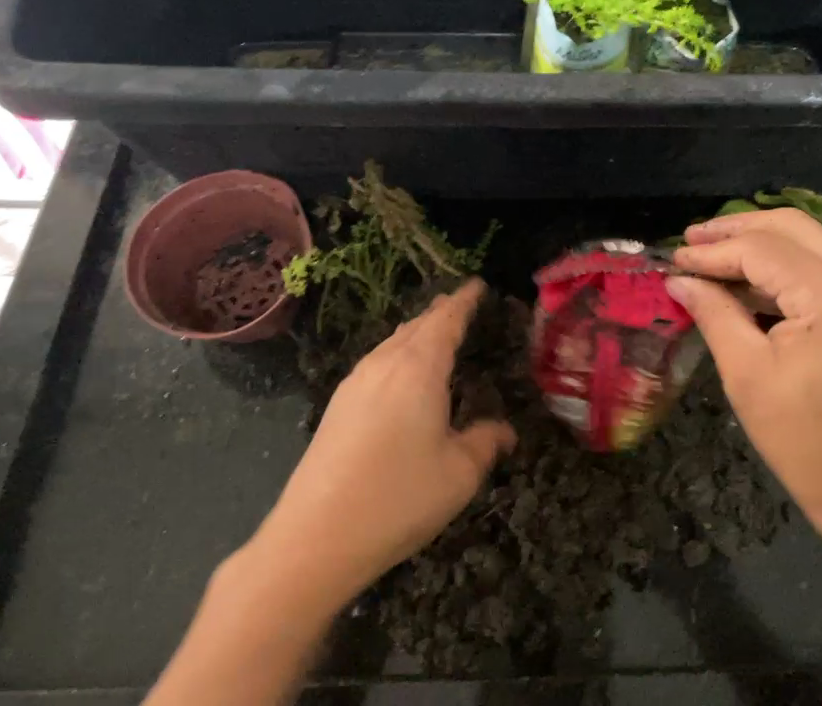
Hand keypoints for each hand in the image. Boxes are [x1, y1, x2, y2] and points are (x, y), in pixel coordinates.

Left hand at [252, 279, 514, 608]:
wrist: (316, 536)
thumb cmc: (399, 498)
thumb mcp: (458, 474)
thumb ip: (485, 443)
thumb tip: (505, 431)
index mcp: (419, 369)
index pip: (446, 321)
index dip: (464, 302)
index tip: (477, 285)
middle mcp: (384, 365)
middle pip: (416, 327)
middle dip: (440, 314)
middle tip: (461, 306)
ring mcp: (355, 384)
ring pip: (391, 344)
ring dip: (416, 334)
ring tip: (434, 335)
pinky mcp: (337, 407)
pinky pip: (376, 363)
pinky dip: (398, 355)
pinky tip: (401, 376)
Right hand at [666, 210, 821, 545]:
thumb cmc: (808, 444)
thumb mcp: (748, 377)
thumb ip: (715, 315)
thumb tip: (680, 279)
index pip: (762, 249)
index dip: (713, 252)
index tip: (672, 260)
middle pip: (791, 227)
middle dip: (737, 230)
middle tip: (690, 243)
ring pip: (809, 242)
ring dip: (759, 245)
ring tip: (710, 259)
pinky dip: (782, 268)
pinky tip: (747, 283)